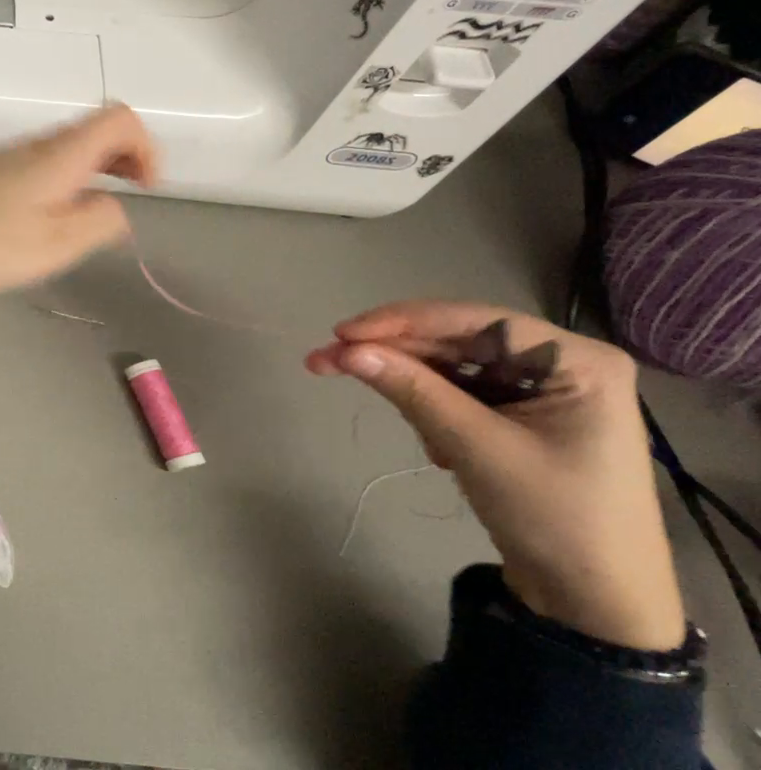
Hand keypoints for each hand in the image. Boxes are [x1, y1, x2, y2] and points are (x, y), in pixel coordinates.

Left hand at [0, 104, 158, 305]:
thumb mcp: (55, 244)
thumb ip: (99, 221)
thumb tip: (116, 207)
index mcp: (58, 155)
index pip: (119, 118)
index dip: (146, 146)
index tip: (146, 187)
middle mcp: (32, 146)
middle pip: (91, 130)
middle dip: (121, 158)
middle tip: (127, 196)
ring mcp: (1, 157)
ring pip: (60, 149)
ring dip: (88, 171)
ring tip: (85, 214)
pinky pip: (33, 165)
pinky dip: (57, 181)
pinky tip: (41, 218)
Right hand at [306, 302, 685, 651]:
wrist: (595, 599)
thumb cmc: (554, 516)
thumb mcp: (477, 448)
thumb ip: (413, 392)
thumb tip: (346, 351)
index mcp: (578, 360)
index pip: (474, 321)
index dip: (402, 322)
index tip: (340, 334)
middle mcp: (562, 363)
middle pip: (457, 341)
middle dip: (394, 356)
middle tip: (324, 362)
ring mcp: (542, 391)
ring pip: (451, 369)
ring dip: (414, 391)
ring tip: (411, 434)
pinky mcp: (521, 417)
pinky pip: (459, 395)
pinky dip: (433, 413)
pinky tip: (437, 449)